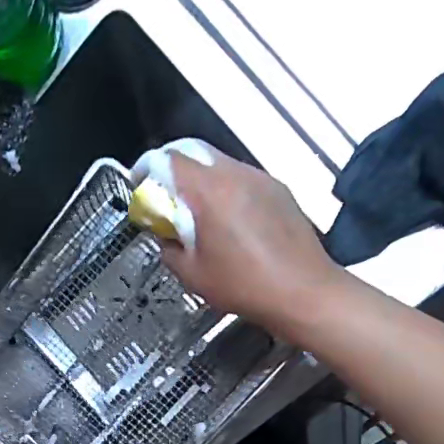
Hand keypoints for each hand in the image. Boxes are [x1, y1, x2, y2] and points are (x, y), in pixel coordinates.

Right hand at [131, 140, 345, 334]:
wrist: (304, 291)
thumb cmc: (247, 286)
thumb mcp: (194, 275)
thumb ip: (170, 250)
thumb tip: (165, 238)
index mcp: (210, 192)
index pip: (168, 159)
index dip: (146, 169)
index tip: (139, 186)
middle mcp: (236, 175)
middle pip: (193, 151)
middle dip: (172, 170)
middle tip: (163, 198)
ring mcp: (261, 179)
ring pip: (219, 163)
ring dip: (200, 180)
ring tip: (196, 214)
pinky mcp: (278, 190)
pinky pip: (242, 178)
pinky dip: (225, 190)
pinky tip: (227, 222)